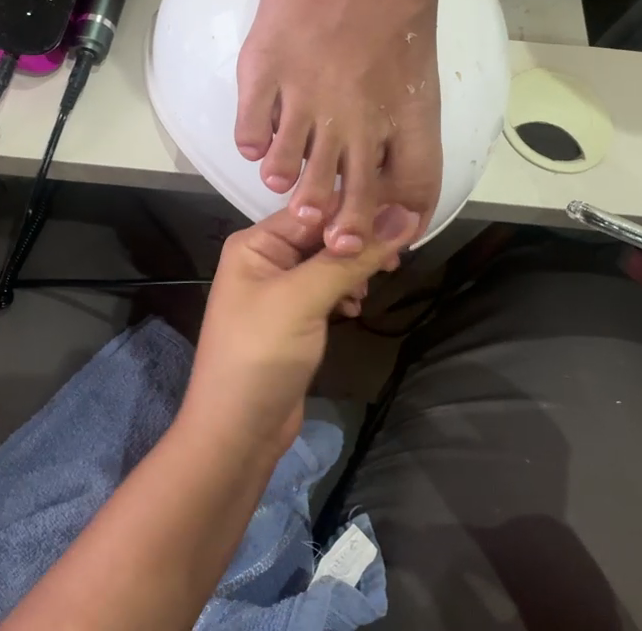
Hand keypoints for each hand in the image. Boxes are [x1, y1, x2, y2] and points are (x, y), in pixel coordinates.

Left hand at [182, 205, 418, 450]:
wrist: (238, 432)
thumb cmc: (261, 355)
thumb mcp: (305, 298)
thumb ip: (353, 258)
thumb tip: (403, 216)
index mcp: (255, 242)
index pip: (315, 209)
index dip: (356, 213)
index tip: (401, 219)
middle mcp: (265, 258)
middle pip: (323, 234)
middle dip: (358, 243)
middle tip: (396, 258)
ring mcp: (278, 290)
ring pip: (329, 263)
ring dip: (354, 270)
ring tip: (375, 284)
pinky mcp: (294, 318)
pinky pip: (327, 290)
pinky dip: (345, 293)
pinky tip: (356, 307)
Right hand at [235, 0, 457, 256]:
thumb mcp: (423, 16)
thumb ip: (400, 67)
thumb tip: (377, 93)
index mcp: (414, 94)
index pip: (416, 181)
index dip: (404, 217)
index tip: (391, 232)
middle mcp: (363, 104)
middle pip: (351, 189)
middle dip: (342, 223)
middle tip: (328, 235)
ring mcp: (310, 83)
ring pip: (296, 165)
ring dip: (292, 184)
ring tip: (286, 189)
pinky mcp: (267, 54)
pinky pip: (252, 120)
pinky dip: (252, 137)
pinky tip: (254, 141)